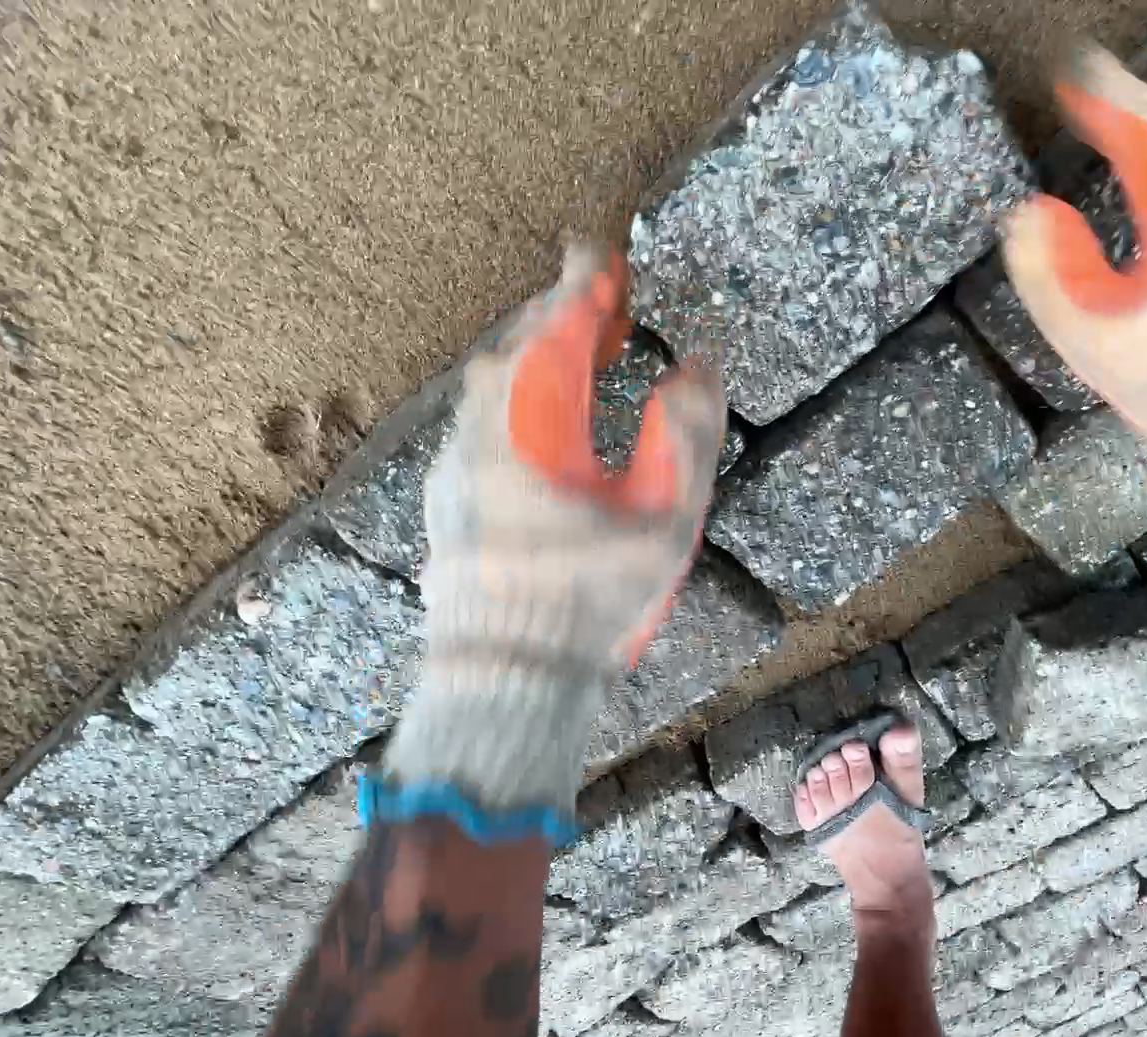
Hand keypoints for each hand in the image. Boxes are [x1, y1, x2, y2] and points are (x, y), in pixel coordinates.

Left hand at [382, 243, 726, 815]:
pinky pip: (477, 419)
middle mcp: (483, 436)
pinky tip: (539, 416)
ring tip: (578, 352)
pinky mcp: (449, 497)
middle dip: (558, 315)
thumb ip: (684, 436)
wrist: (508, 672)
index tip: (601, 254)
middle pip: (516, 348)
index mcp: (535, 430)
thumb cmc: (592, 599)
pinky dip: (513, 395)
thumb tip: (697, 370)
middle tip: (599, 303)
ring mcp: (456, 467)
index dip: (583, 287)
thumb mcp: (665, 522)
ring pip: (489, 384)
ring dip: (534, 355)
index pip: (558, 332)